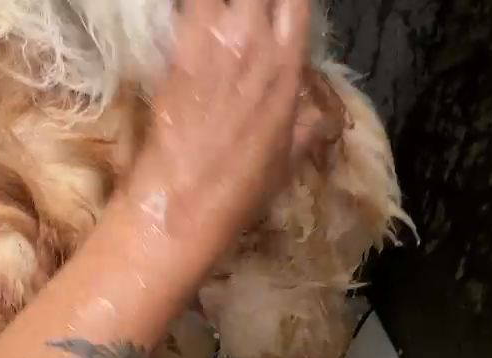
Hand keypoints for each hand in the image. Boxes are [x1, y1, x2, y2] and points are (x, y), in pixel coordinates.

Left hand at [123, 0, 333, 276]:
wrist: (187, 202)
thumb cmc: (243, 191)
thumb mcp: (285, 164)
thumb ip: (303, 131)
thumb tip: (316, 118)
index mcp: (286, 71)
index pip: (295, 5)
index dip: (290, 4)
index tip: (286, 10)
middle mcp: (250, 46)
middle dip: (259, 2)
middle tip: (258, 12)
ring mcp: (210, 44)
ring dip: (228, 7)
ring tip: (231, 18)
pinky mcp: (175, 50)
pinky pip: (188, 9)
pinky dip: (198, 13)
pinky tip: (202, 23)